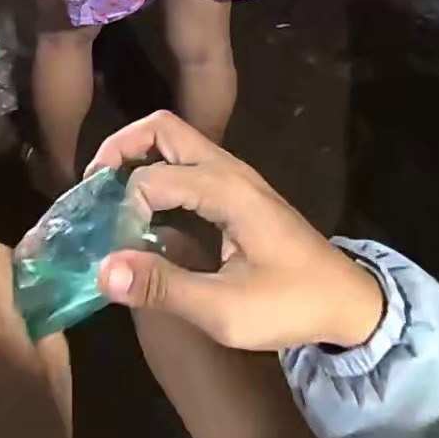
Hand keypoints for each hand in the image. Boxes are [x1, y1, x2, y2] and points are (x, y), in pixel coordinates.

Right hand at [87, 112, 384, 351]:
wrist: (346, 299)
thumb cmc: (290, 303)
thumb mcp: (226, 310)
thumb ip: (164, 287)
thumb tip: (103, 269)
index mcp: (227, 189)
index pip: (154, 177)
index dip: (124, 208)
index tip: (115, 246)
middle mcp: (229, 168)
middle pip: (164, 127)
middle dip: (120, 146)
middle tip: (92, 186)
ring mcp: (235, 174)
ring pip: (176, 137)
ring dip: (137, 154)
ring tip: (107, 193)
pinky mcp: (237, 187)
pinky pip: (188, 158)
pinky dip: (156, 167)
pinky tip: (143, 206)